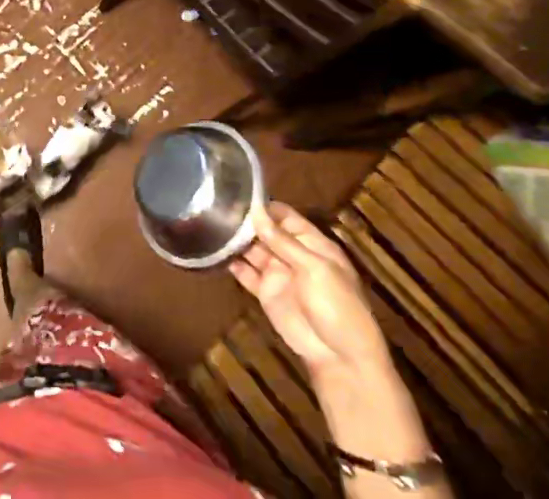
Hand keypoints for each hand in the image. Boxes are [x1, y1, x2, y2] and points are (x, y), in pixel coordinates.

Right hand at [230, 202, 392, 383]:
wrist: (338, 355)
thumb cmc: (336, 304)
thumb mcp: (314, 267)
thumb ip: (283, 241)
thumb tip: (256, 211)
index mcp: (312, 243)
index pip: (285, 216)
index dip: (265, 206)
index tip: (238, 193)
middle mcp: (293, 254)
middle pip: (266, 231)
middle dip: (246, 221)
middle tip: (215, 207)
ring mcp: (278, 273)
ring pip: (254, 250)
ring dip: (237, 241)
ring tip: (210, 224)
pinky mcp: (266, 293)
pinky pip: (247, 274)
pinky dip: (233, 265)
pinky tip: (215, 252)